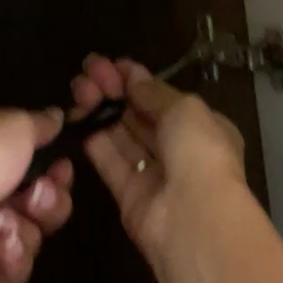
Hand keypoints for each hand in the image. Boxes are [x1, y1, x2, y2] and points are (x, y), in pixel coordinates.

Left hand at [0, 108, 76, 282]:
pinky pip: (12, 277)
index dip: (58, 173)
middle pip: (43, 210)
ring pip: (32, 241)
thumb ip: (41, 124)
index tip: (62, 167)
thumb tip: (58, 116)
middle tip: (35, 195)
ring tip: (0, 223)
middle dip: (51, 202)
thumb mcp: (14, 126)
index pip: (40, 174)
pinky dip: (14, 260)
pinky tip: (0, 246)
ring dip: (27, 229)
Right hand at [71, 54, 246, 260]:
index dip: (140, 81)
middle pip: (143, 116)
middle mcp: (180, 150)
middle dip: (118, 93)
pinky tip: (77, 120)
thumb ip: (155, 93)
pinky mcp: (130, 197)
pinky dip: (96, 142)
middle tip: (89, 71)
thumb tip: (134, 77)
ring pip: (125, 137)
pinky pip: (112, 163)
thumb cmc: (200, 151)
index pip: (167, 99)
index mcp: (204, 126)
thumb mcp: (185, 109)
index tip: (114, 64)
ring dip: (103, 113)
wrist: (193, 218)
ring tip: (78, 88)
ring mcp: (155, 175)